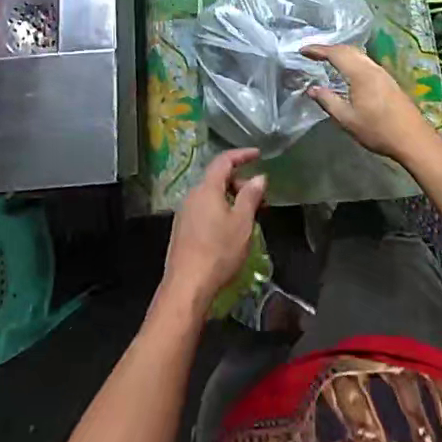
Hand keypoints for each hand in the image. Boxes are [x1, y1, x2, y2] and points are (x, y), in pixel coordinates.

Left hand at [158, 147, 266, 314]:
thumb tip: (259, 177)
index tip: (258, 154)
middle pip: (216, 178)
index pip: (224, 161)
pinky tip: (231, 228)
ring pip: (211, 195)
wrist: (187, 286)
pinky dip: (220, 209)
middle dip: (239, 181)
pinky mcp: (182, 230)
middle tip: (259, 196)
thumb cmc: (219, 251)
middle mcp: (192, 196)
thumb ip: (250, 196)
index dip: (242, 154)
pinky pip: (204, 209)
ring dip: (231, 197)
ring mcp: (184, 213)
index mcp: (206, 189)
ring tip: (248, 214)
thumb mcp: (242, 222)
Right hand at [302, 44, 440, 161]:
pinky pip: (365, 62)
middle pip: (348, 50)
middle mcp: (372, 68)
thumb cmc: (378, 130)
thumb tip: (312, 89)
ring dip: (341, 53)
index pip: (335, 54)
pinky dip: (351, 61)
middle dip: (329, 48)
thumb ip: (328, 101)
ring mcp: (383, 73)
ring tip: (326, 60)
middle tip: (312, 53)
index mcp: (361, 74)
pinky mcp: (389, 81)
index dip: (317, 50)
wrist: (412, 138)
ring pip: (358, 55)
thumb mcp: (347, 119)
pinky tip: (348, 71)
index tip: (302, 50)